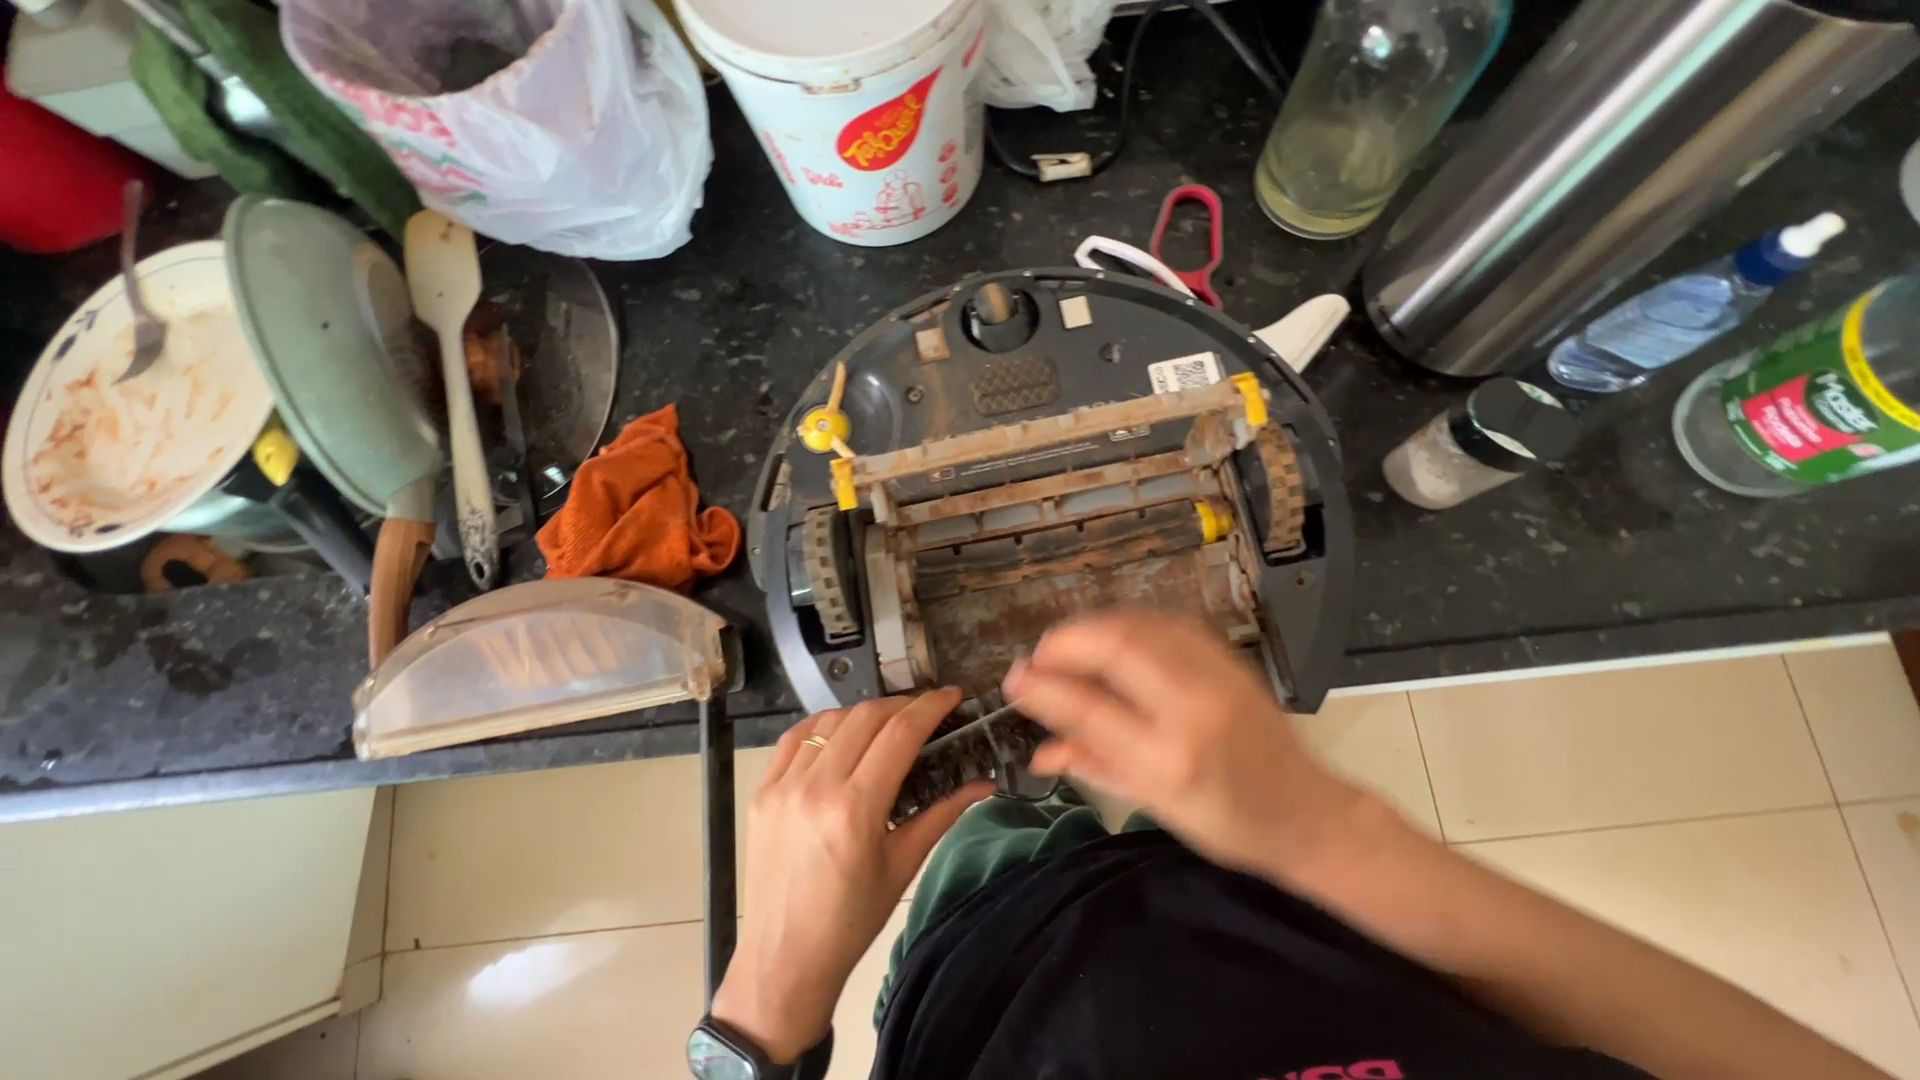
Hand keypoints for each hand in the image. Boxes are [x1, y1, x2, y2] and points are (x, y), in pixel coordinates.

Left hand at [711, 689, 991, 1062]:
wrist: (783, 959)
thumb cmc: (850, 921)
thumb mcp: (902, 867)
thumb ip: (942, 814)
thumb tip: (985, 784)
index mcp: (855, 809)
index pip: (899, 733)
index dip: (930, 707)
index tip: (952, 696)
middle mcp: (816, 787)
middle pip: (866, 716)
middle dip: (903, 704)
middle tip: (927, 710)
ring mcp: (783, 786)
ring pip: (830, 719)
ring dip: (865, 712)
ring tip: (889, 723)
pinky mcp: (763, 791)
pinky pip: (796, 738)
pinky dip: (824, 724)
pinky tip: (843, 731)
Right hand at [1004, 611, 1364, 879]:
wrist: (1306, 811)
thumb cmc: (1226, 823)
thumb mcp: (1155, 805)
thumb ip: (1094, 766)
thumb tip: (1039, 751)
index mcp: (1169, 759)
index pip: (1089, 709)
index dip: (1043, 688)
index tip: (1015, 679)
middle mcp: (1192, 709)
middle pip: (1115, 647)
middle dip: (1065, 642)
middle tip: (1039, 655)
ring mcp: (1216, 676)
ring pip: (1140, 625)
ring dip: (1094, 627)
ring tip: (1067, 644)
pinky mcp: (1229, 658)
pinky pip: (1168, 623)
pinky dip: (1129, 623)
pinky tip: (1111, 635)